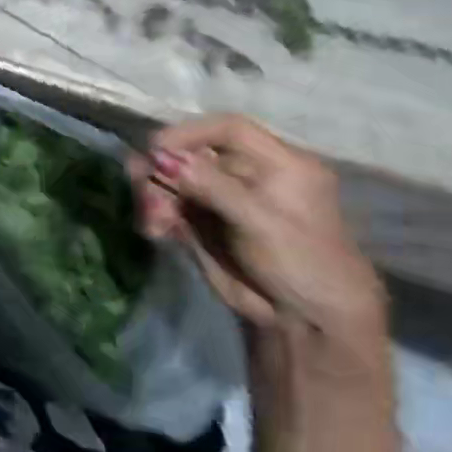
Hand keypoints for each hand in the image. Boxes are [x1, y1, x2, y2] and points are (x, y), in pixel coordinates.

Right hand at [126, 114, 385, 341]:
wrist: (307, 321)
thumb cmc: (303, 263)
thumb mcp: (261, 221)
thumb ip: (213, 186)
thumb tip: (162, 156)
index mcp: (277, 164)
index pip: (229, 130)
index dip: (191, 133)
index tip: (156, 149)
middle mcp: (246, 175)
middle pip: (192, 155)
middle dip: (163, 172)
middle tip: (143, 193)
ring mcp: (222, 199)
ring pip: (173, 181)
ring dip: (155, 196)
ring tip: (153, 224)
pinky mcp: (203, 223)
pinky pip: (170, 207)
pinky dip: (157, 215)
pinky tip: (156, 232)